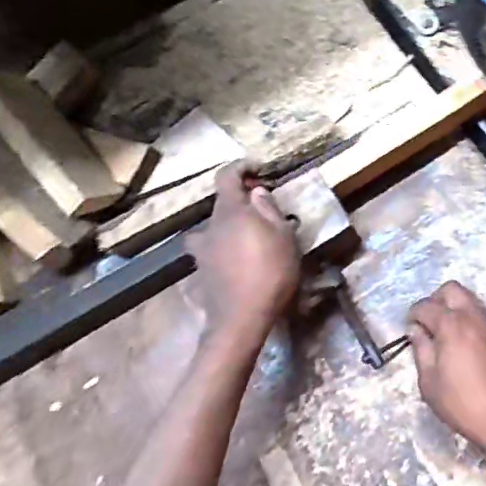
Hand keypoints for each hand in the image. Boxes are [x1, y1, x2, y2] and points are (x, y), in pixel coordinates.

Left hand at [185, 164, 300, 339]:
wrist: (241, 318)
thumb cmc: (270, 270)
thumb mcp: (283, 235)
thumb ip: (268, 209)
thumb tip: (256, 192)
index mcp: (230, 211)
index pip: (226, 176)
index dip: (240, 167)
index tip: (259, 168)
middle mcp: (210, 226)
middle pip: (222, 203)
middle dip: (243, 201)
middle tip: (267, 209)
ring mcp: (202, 250)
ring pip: (216, 228)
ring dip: (232, 226)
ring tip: (253, 236)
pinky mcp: (202, 271)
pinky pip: (214, 248)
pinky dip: (227, 247)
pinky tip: (244, 260)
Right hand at [408, 282, 485, 462]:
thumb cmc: (464, 403)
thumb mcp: (431, 383)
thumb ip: (421, 351)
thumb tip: (416, 330)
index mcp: (452, 324)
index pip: (426, 305)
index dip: (413, 314)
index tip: (408, 329)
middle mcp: (473, 315)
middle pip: (451, 289)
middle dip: (434, 300)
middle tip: (427, 325)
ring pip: (468, 298)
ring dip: (452, 307)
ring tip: (442, 335)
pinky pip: (479, 313)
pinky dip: (466, 317)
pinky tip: (460, 343)